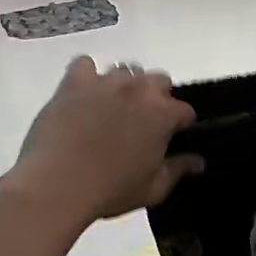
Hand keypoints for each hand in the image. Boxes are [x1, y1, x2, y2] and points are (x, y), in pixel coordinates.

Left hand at [8, 57, 202, 221]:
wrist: (57, 186)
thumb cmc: (111, 191)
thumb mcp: (153, 189)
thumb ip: (178, 170)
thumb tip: (199, 161)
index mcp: (163, 115)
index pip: (185, 110)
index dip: (180, 124)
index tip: (171, 137)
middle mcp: (138, 90)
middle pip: (158, 80)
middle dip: (156, 97)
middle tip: (143, 121)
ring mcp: (105, 83)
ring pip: (125, 71)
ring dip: (125, 86)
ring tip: (113, 108)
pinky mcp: (74, 83)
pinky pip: (84, 65)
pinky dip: (87, 75)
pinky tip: (84, 94)